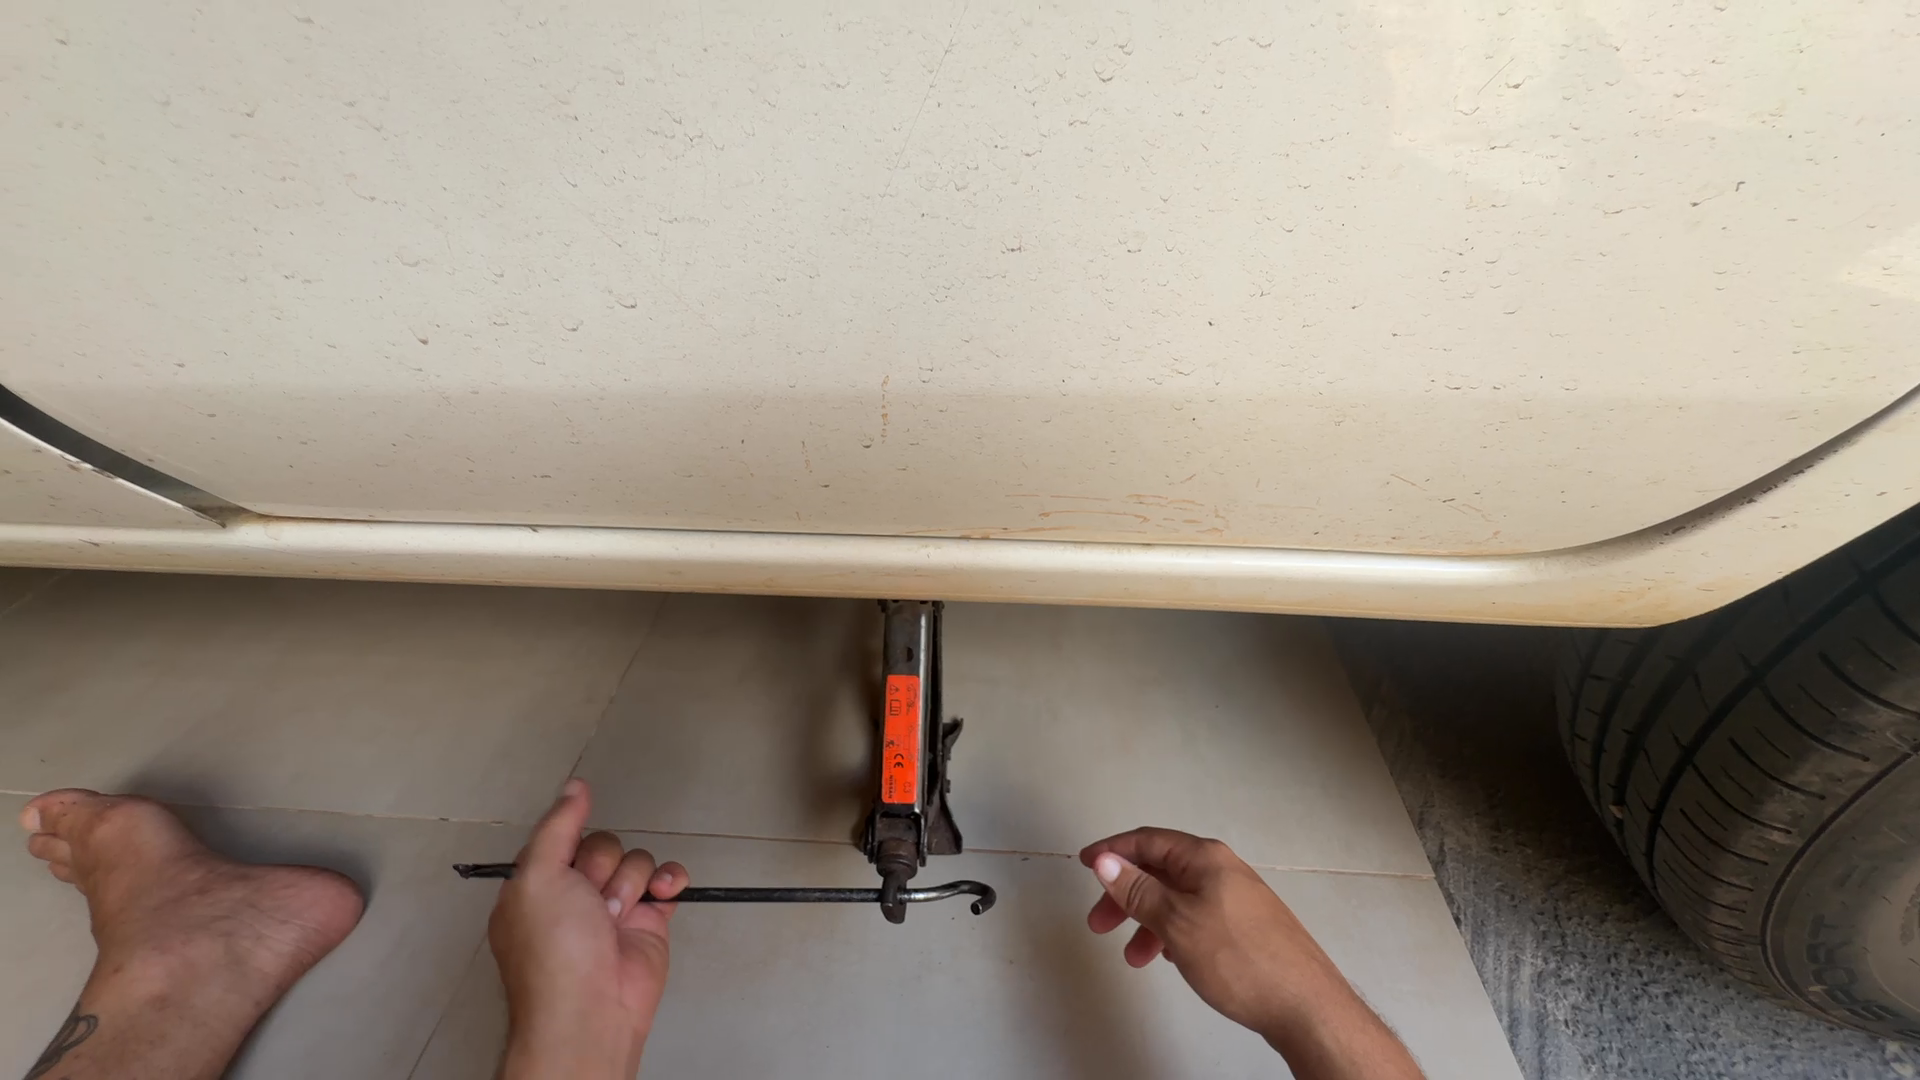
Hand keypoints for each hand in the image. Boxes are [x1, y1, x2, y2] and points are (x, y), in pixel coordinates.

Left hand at [490, 778, 687, 1079]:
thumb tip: (575, 785)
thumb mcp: (537, 879)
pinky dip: (669, 881)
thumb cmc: (554, 948)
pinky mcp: (651, 917)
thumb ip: (558, 827)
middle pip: (606, 845)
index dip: (571, 846)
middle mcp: (577, 893)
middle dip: (604, 869)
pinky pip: (668, 878)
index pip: (564, 838)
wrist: (592, 1007)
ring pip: (637, 860)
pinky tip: (662, 894)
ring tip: (619, 917)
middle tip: (592, 902)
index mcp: (540, 885)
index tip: (571, 864)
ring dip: (632, 884)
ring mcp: (617, 905)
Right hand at [1080, 827, 1423, 1079]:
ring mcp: (1236, 897)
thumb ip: (1137, 890)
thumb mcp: (1176, 922)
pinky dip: (1172, 931)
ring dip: (1147, 919)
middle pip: (1160, 870)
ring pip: (1177, 897)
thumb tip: (1105, 860)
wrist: (1308, 1008)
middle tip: (1098, 923)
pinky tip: (1167, 956)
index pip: (1147, 840)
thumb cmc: (1237, 958)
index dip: (1112, 850)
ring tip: (1132, 955)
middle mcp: (1221, 868)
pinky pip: (1195, 916)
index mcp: (1204, 857)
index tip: (1084, 864)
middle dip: (1125, 893)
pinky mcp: (1246, 926)